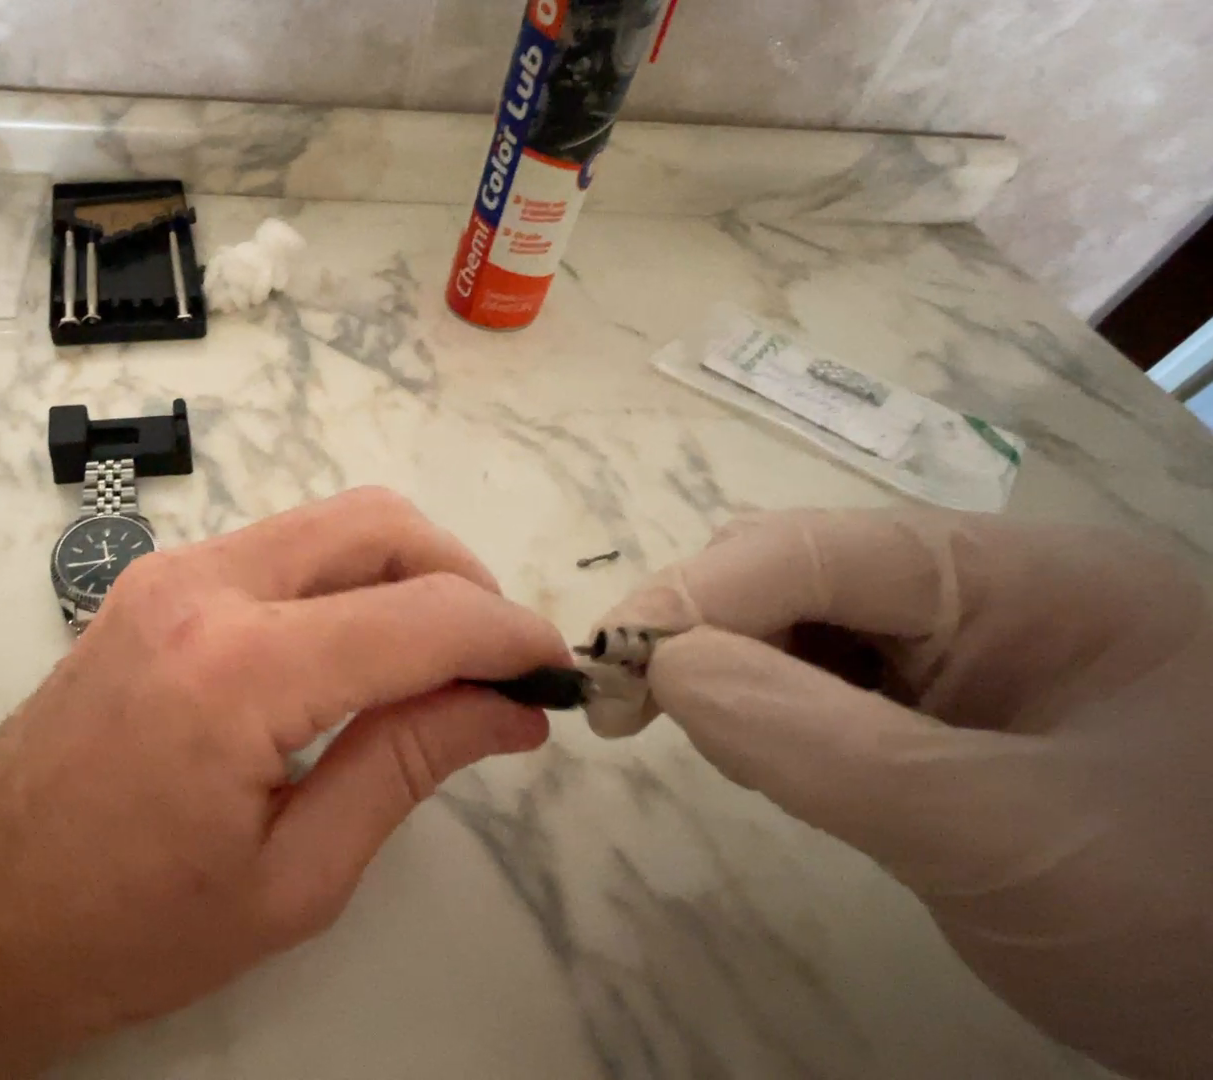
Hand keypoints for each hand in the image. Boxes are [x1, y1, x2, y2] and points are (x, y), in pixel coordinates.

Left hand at [0, 488, 567, 1078]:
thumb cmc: (125, 926)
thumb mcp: (295, 875)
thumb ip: (406, 767)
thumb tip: (504, 707)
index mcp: (242, 671)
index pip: (423, 615)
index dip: (509, 635)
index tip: (554, 672)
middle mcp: (203, 589)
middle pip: (378, 524)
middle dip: (462, 577)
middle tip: (496, 661)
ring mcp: (167, 574)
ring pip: (328, 523)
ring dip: (402, 572)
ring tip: (435, 661)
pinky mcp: (150, 584)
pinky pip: (278, 549)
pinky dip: (341, 580)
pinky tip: (356, 650)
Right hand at [589, 509, 1212, 1078]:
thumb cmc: (1192, 925)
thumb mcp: (997, 837)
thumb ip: (818, 744)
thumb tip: (664, 668)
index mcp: (1021, 578)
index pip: (806, 551)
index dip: (688, 602)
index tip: (605, 681)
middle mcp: (982, 588)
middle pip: (785, 572)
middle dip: (696, 632)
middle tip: (629, 714)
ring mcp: (962, 644)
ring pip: (788, 621)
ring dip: (723, 671)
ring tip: (724, 746)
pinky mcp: (939, 701)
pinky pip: (814, 675)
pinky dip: (761, 706)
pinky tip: (770, 752)